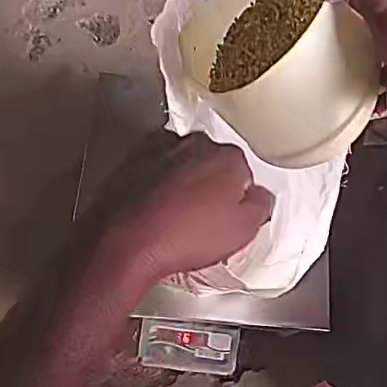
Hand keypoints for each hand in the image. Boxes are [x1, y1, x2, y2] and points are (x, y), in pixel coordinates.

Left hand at [82, 133, 273, 286]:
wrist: (126, 241)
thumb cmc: (181, 236)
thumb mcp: (243, 230)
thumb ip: (260, 205)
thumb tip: (259, 197)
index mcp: (229, 157)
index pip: (243, 174)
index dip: (236, 199)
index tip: (227, 216)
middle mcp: (195, 145)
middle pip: (212, 164)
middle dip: (209, 186)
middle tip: (203, 218)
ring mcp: (161, 149)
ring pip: (181, 164)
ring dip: (181, 183)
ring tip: (175, 218)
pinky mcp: (133, 160)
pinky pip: (153, 170)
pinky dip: (155, 184)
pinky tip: (154, 210)